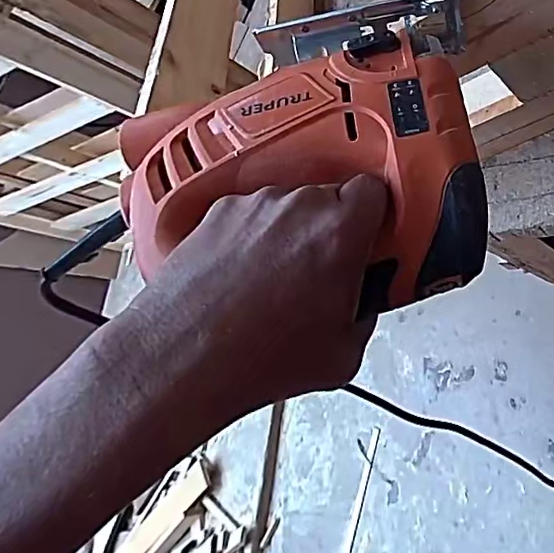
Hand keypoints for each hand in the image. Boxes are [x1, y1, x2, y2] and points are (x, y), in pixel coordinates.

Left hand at [101, 176, 388, 437]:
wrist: (177, 363)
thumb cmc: (254, 359)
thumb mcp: (344, 352)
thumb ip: (367, 312)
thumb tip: (363, 303)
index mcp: (340, 231)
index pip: (376, 189)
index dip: (376, 212)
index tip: (372, 232)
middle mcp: (300, 207)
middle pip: (334, 197)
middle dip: (334, 227)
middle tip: (324, 266)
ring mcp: (257, 205)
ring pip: (293, 205)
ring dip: (294, 231)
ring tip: (276, 277)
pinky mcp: (221, 212)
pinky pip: (254, 213)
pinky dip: (255, 235)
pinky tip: (245, 274)